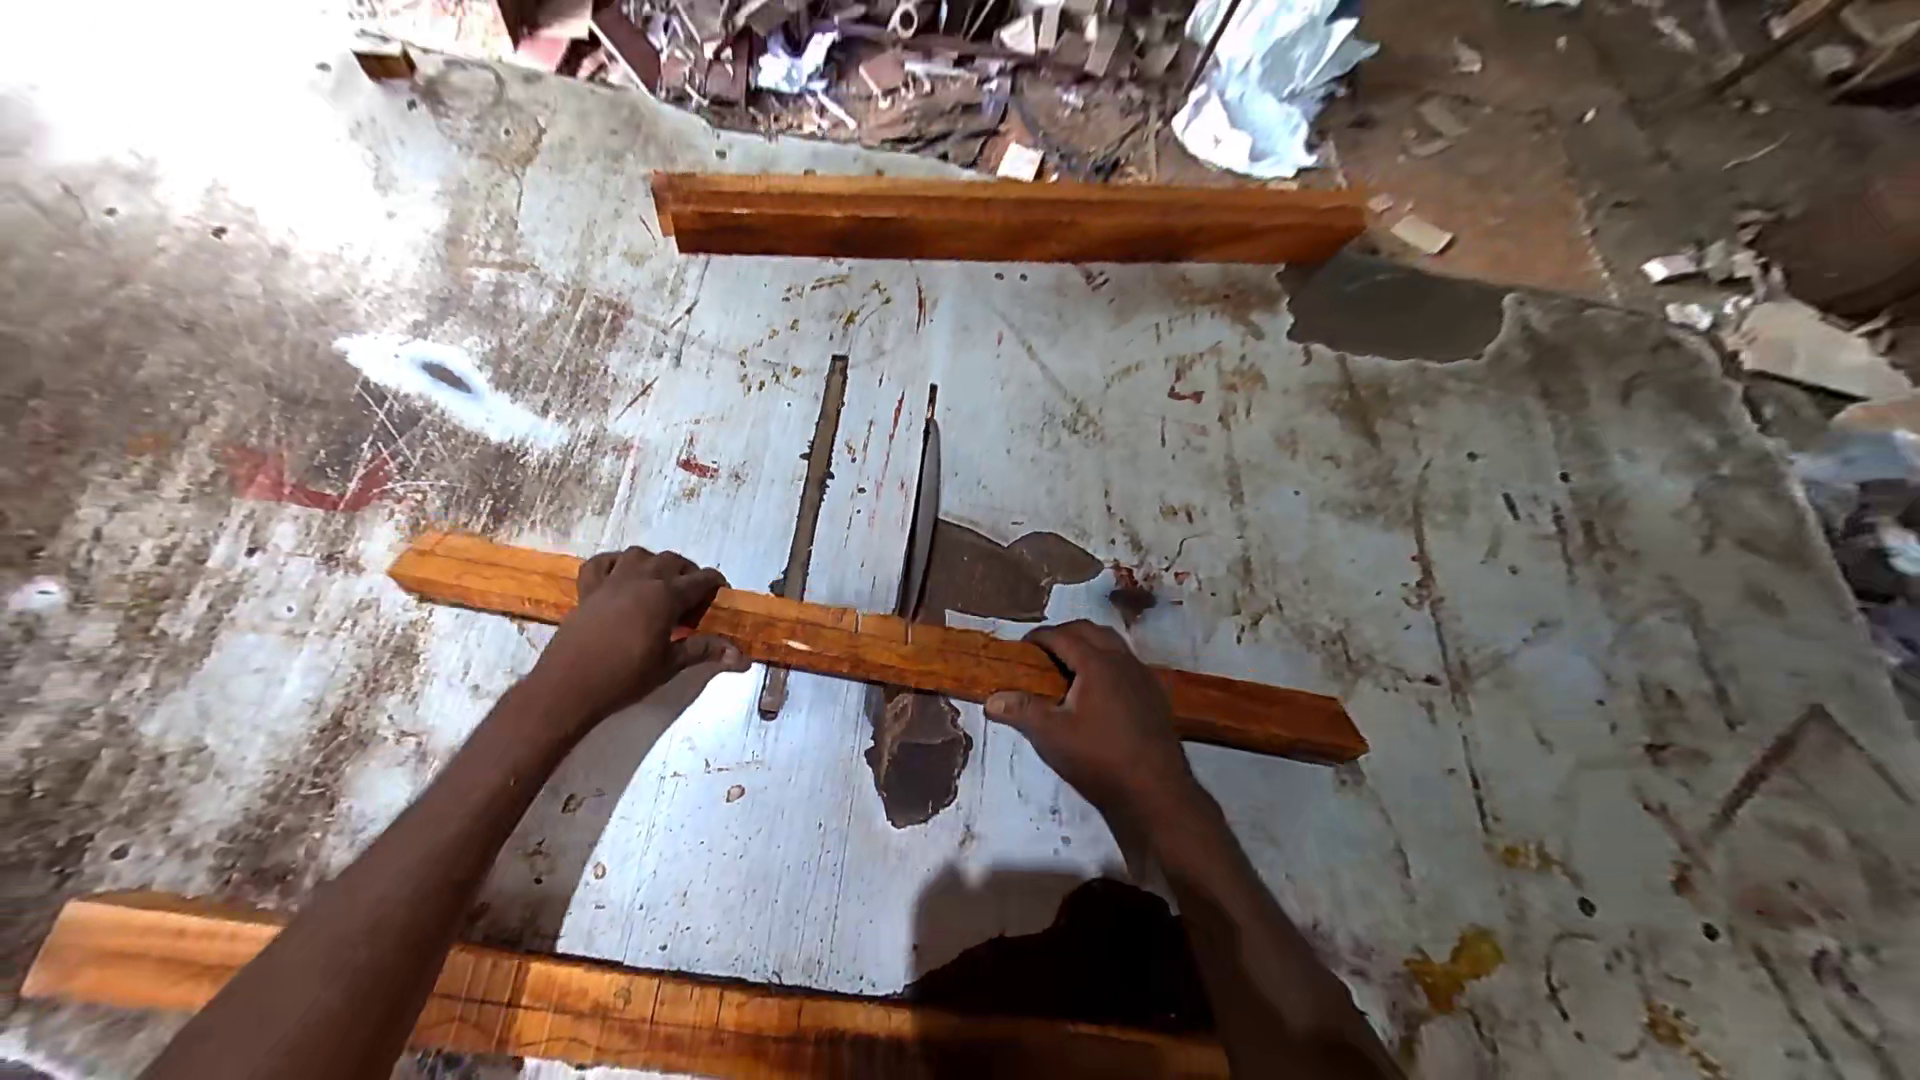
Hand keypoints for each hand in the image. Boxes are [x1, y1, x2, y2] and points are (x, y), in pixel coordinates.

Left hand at [526, 546, 748, 730]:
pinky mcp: (587, 591)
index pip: (700, 579)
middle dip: (688, 573)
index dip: (715, 584)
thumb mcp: (670, 665)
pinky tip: (620, 576)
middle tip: (693, 597)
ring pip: (638, 555)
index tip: (722, 594)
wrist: (569, 688)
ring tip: (660, 583)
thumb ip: (704, 651)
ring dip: (654, 563)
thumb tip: (742, 656)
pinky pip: (600, 564)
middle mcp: (641, 580)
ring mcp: (611, 582)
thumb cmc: (625, 677)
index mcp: (665, 596)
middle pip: (672, 561)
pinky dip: (613, 563)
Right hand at [984, 620, 1199, 821]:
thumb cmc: (1099, 758)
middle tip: (1042, 653)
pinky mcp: (1155, 695)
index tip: (1021, 647)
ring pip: (1112, 644)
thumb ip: (1021, 711)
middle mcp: (1123, 660)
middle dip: (1064, 634)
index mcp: (1097, 662)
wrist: (1156, 791)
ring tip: (1068, 667)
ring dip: (1088, 645)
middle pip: (1089, 631)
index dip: (1039, 638)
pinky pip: (1127, 663)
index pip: (1062, 636)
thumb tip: (990, 700)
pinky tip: (1098, 690)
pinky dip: (1107, 662)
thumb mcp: (1052, 735)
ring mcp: (1143, 676)